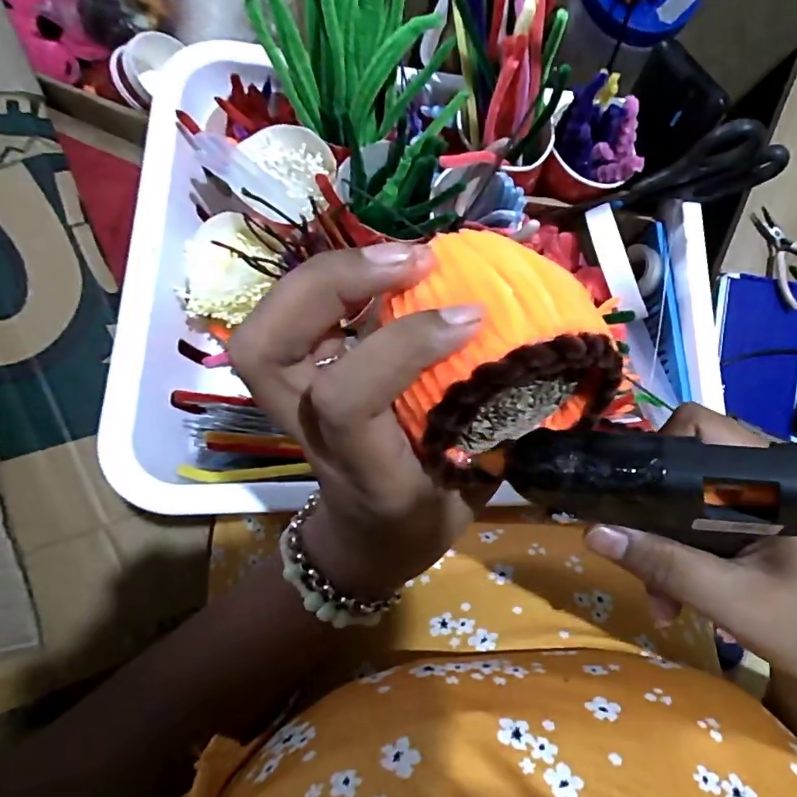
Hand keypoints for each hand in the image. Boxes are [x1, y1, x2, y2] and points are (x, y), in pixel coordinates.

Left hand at [228, 244, 490, 597]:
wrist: (365, 541)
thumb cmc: (423, 520)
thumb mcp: (468, 489)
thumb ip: (491, 430)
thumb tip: (530, 359)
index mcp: (360, 470)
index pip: (347, 400)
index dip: (404, 346)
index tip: (471, 318)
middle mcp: (310, 432)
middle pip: (269, 347)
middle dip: (335, 284)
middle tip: (415, 260)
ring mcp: (293, 403)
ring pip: (265, 326)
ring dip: (326, 274)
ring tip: (397, 256)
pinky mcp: (299, 380)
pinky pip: (294, 318)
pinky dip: (333, 284)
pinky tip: (383, 271)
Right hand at [582, 405, 796, 796]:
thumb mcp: (729, 600)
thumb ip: (665, 564)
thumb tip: (596, 532)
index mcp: (778, 483)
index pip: (707, 428)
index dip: (664, 446)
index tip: (636, 494)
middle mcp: (771, 486)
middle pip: (692, 471)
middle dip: (659, 517)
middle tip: (640, 562)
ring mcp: (766, 511)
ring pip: (693, 506)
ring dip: (667, 548)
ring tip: (661, 604)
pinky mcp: (759, 536)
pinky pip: (707, 531)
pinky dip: (685, 560)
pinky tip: (676, 604)